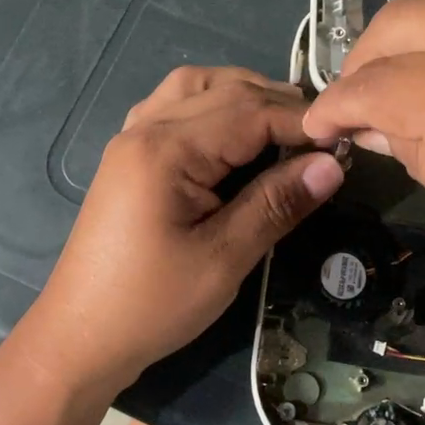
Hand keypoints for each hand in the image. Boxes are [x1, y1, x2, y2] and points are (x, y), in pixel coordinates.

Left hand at [16, 67, 345, 395]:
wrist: (80, 337)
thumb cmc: (151, 304)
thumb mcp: (223, 259)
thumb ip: (276, 204)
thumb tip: (332, 164)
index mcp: (166, 149)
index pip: (249, 111)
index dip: (301, 121)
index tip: (345, 143)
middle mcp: (145, 128)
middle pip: (223, 89)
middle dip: (278, 104)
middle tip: (322, 139)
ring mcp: (130, 139)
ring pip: (195, 88)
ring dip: (243, 96)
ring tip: (283, 129)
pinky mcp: (128, 158)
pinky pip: (173, 109)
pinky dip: (211, 107)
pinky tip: (232, 138)